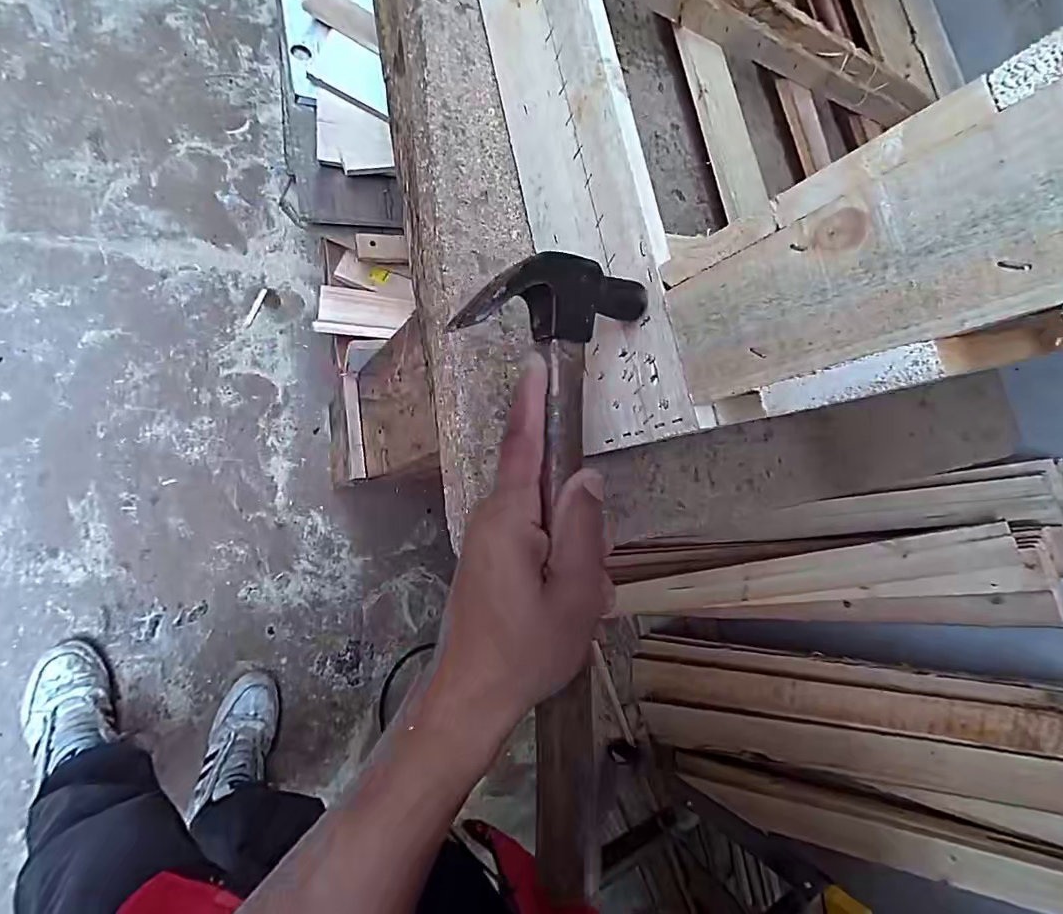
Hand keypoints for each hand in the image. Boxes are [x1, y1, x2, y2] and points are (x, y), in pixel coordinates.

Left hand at [419, 355, 612, 746]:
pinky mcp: (491, 558)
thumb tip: (588, 476)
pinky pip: (534, 538)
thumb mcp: (575, 593)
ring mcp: (489, 539)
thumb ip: (583, 528)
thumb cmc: (524, 651)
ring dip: (573, 546)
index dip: (531, 401)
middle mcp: (493, 518)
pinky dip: (559, 558)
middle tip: (592, 573)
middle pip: (546, 486)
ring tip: (579, 599)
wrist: (470, 699)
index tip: (535, 362)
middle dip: (579, 513)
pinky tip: (566, 600)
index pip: (524, 445)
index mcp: (510, 518)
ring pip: (545, 516)